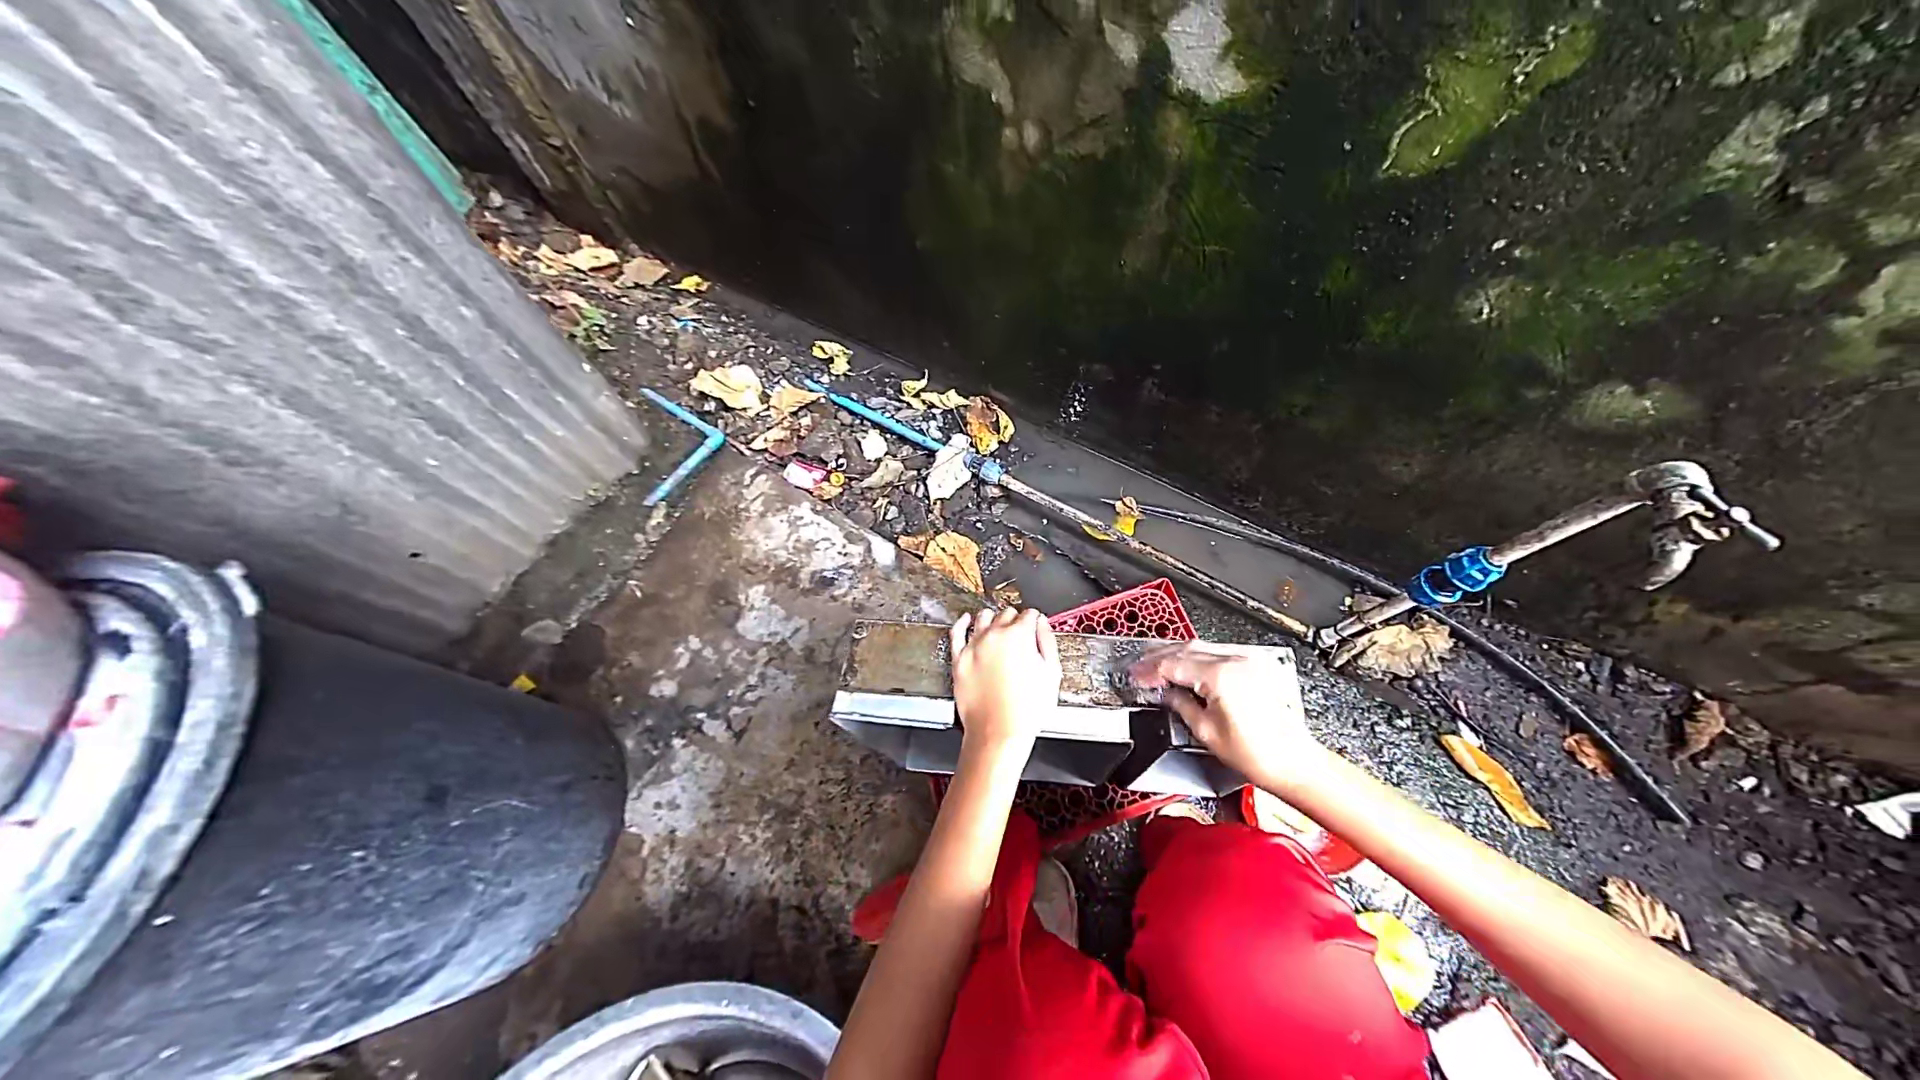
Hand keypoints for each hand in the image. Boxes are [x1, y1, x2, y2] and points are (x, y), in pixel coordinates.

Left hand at [950, 609, 1059, 758]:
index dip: (1035, 621)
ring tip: (997, 625)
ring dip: (993, 618)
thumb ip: (1047, 642)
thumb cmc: (1027, 710)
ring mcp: (974, 646)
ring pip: (983, 618)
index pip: (1029, 615)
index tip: (1035, 626)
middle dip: (1015, 620)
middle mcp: (995, 635)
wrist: (999, 733)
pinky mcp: (959, 659)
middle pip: (1007, 614)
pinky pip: (957, 633)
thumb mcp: (1051, 673)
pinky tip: (966, 620)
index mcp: (1020, 635)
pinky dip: (962, 623)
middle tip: (1020, 633)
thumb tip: (1042, 624)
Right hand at [1130, 642, 1324, 793]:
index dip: (1150, 670)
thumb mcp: (1206, 731)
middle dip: (1160, 657)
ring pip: (1203, 646)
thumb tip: (1166, 693)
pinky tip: (1189, 665)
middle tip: (1141, 667)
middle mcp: (1237, 661)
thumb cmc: (1260, 755)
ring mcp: (1250, 661)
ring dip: (1178, 654)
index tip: (1136, 675)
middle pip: (1187, 648)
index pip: (1174, 664)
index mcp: (1221, 675)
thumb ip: (1180, 704)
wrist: (1295, 763)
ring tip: (1159, 664)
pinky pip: (1221, 652)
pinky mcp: (1258, 666)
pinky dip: (1200, 656)